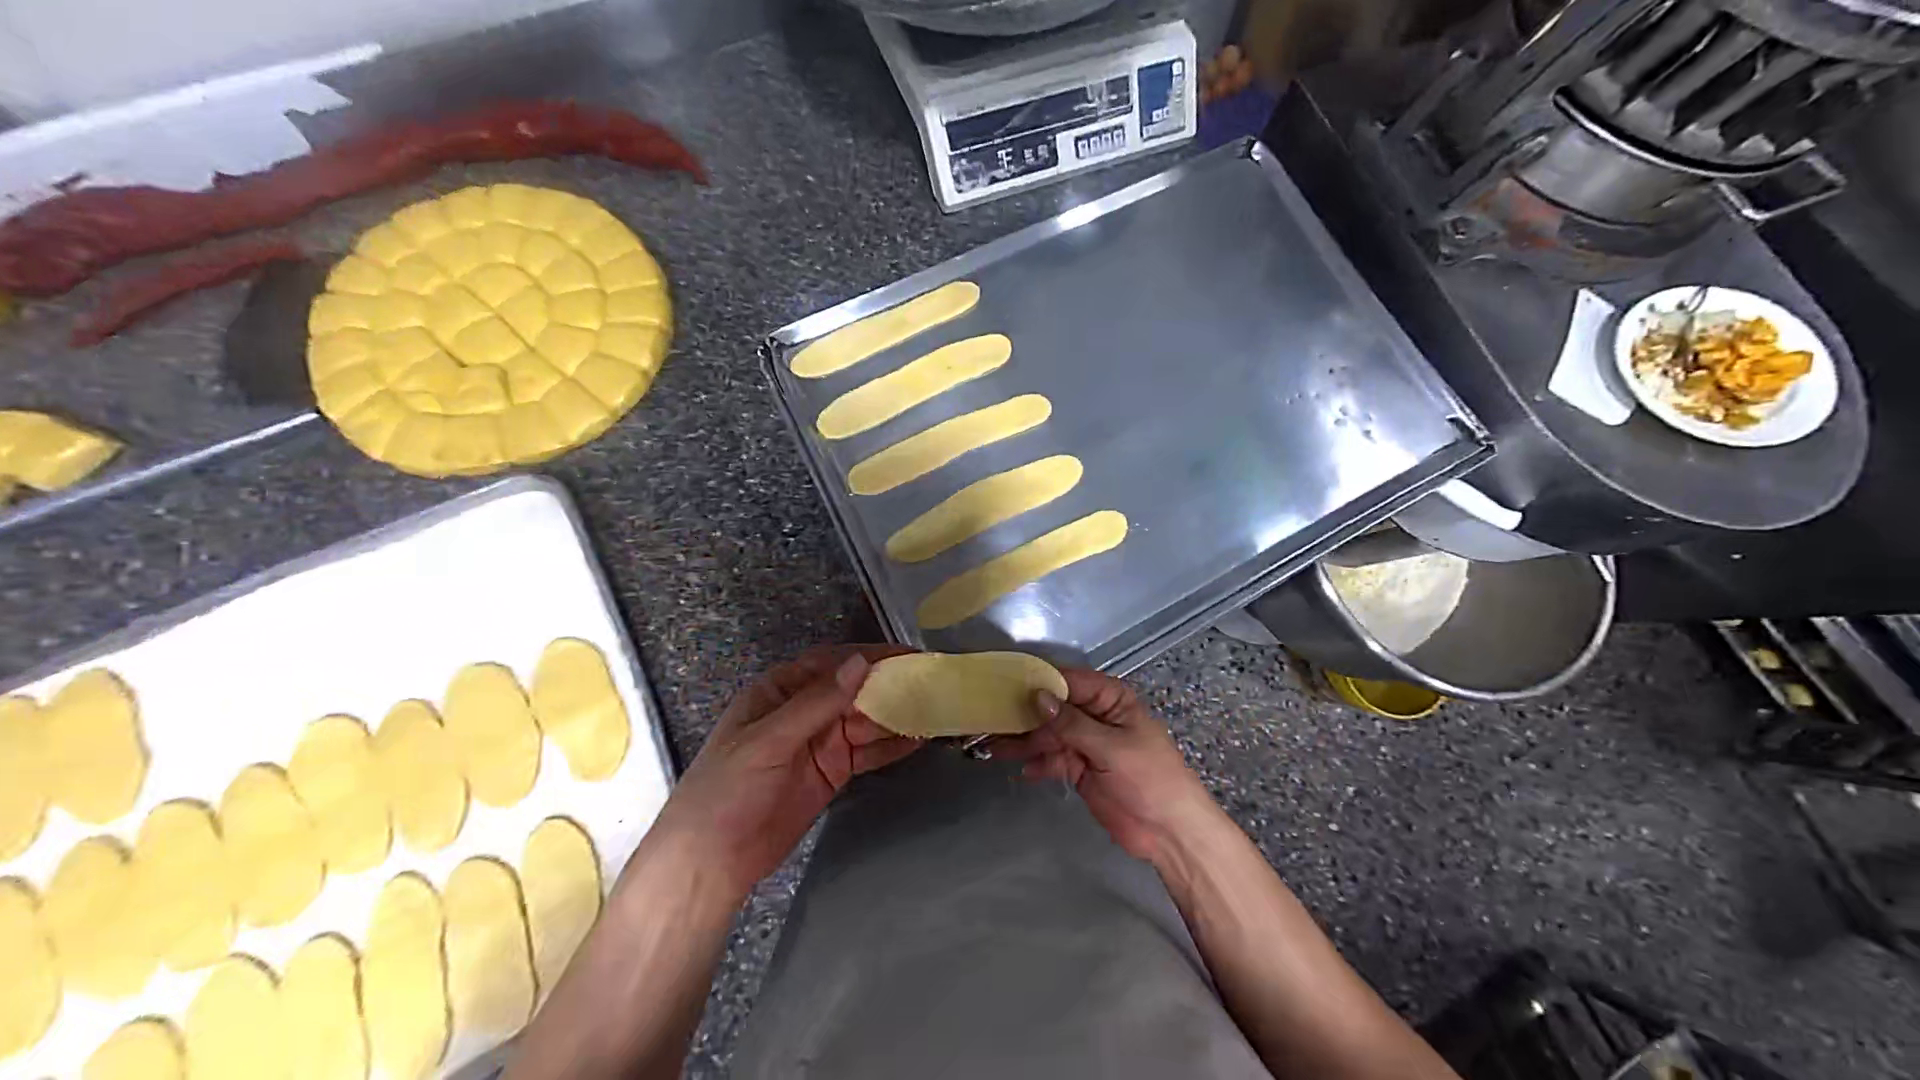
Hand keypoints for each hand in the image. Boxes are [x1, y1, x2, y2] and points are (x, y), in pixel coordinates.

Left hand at [645, 645, 919, 897]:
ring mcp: (819, 743)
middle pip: (854, 691)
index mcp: (780, 691)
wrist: (710, 863)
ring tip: (936, 710)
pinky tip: (918, 740)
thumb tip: (861, 663)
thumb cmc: (727, 791)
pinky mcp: (832, 773)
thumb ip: (817, 703)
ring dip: (897, 716)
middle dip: (891, 687)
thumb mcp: (769, 741)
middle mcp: (803, 711)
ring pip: (866, 721)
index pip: (833, 664)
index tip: (910, 657)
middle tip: (934, 684)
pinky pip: (867, 752)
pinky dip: (892, 746)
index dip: (871, 657)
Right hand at [993, 669, 1222, 866]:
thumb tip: (1038, 696)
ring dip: (1025, 742)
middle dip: (1025, 715)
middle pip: (1054, 708)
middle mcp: (1096, 716)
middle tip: (991, 719)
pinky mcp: (1080, 770)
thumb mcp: (1111, 748)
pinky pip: (1052, 760)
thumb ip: (1072, 723)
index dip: (1039, 682)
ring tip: (994, 747)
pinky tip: (1022, 770)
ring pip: (1048, 735)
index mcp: (1111, 699)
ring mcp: (1087, 744)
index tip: (1006, 685)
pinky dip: (1037, 764)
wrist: (1171, 833)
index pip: (1069, 681)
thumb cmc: (1150, 779)